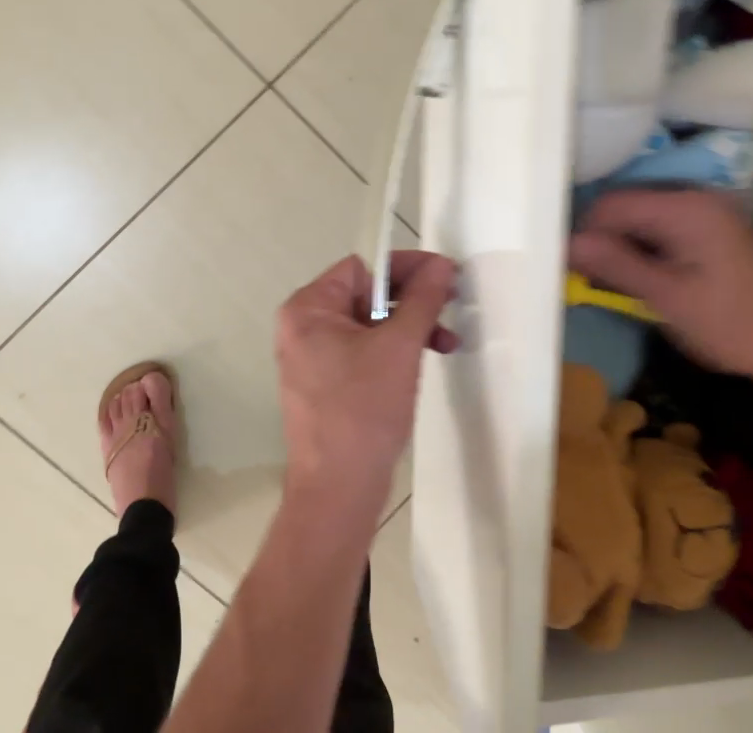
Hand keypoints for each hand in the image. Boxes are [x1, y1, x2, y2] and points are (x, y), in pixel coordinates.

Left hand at [275, 251, 458, 497]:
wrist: (338, 490)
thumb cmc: (363, 410)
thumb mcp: (399, 347)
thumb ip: (422, 299)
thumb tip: (442, 264)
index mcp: (308, 309)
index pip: (361, 269)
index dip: (404, 270)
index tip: (444, 279)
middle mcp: (303, 328)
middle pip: (366, 295)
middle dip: (411, 304)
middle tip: (449, 312)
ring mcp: (312, 359)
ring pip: (368, 326)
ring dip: (408, 330)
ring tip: (446, 346)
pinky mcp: (326, 386)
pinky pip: (363, 353)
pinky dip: (393, 354)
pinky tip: (420, 366)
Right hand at [568, 188, 752, 386]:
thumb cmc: (733, 324)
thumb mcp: (668, 297)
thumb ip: (617, 264)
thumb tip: (566, 242)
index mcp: (684, 207)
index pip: (611, 204)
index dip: (585, 234)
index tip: (570, 270)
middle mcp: (695, 198)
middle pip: (627, 207)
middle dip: (603, 240)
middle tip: (590, 282)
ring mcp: (708, 214)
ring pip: (643, 220)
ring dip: (624, 248)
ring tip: (614, 285)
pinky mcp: (715, 232)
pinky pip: (664, 230)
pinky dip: (647, 251)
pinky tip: (645, 281)